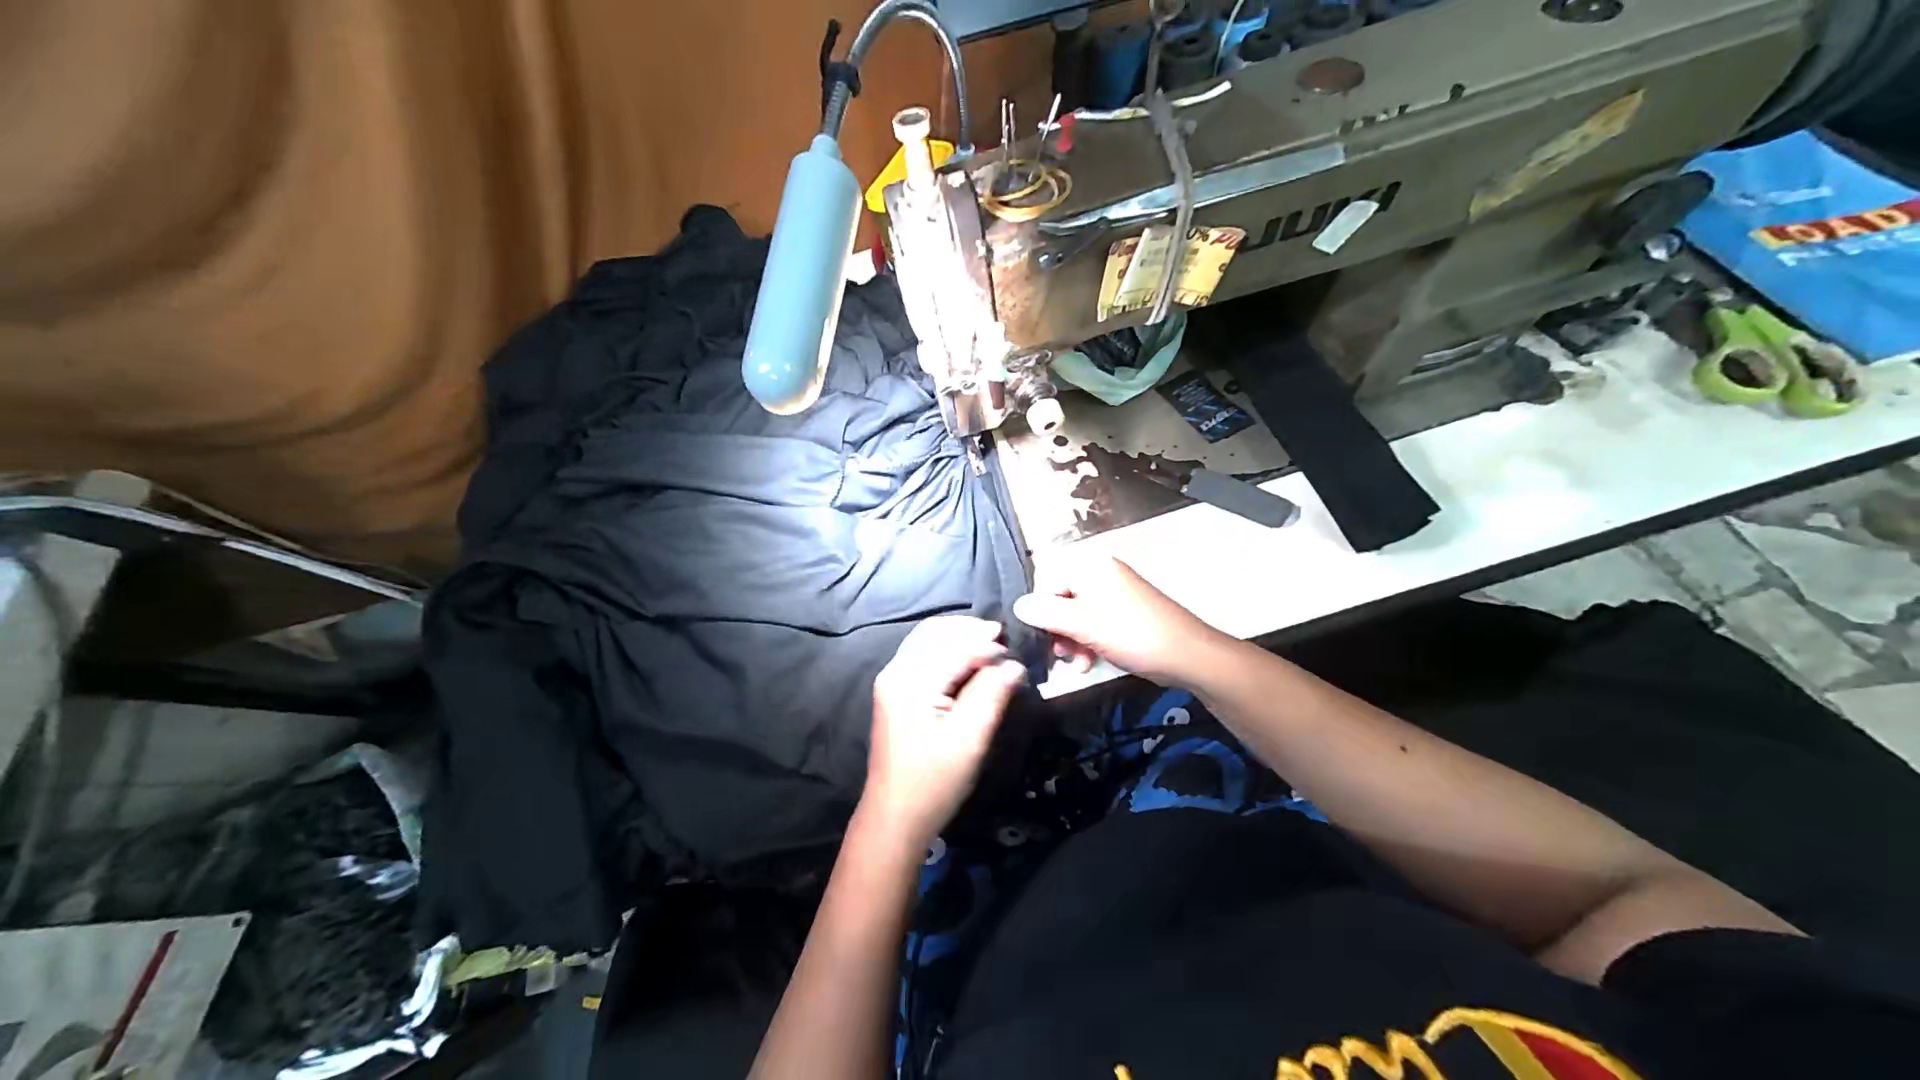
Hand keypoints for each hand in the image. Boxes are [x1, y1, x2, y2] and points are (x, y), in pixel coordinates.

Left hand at [865, 617, 1026, 844]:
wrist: (894, 817)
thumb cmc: (933, 782)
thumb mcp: (969, 739)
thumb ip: (991, 695)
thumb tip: (1014, 666)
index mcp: (910, 681)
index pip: (955, 646)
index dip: (989, 646)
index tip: (1017, 657)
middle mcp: (895, 671)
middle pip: (935, 632)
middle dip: (971, 631)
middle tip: (1006, 641)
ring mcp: (891, 680)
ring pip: (927, 640)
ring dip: (959, 638)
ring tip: (992, 648)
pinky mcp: (895, 692)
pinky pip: (922, 654)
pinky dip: (947, 650)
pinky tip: (969, 662)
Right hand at [1012, 555, 1229, 686]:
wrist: (1189, 655)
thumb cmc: (1134, 637)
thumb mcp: (1084, 627)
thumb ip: (1048, 614)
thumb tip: (1018, 606)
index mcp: (1090, 566)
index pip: (1046, 581)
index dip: (1041, 611)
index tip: (1043, 639)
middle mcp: (1101, 571)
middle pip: (1061, 597)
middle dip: (1057, 629)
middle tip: (1062, 655)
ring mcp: (1115, 589)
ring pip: (1076, 611)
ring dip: (1072, 638)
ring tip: (1079, 661)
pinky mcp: (1126, 607)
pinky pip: (1095, 618)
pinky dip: (1089, 637)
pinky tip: (1091, 659)